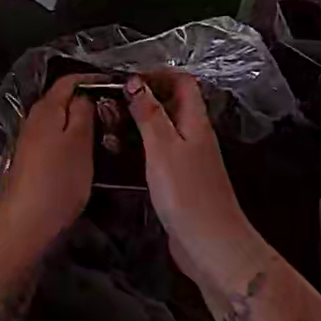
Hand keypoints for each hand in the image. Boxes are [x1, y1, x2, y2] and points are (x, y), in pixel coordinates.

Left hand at [0, 74, 96, 246]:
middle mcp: (35, 118)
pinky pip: (54, 138)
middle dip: (87, 100)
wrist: (25, 225)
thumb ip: (84, 110)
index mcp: (47, 108)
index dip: (92, 79)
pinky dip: (70, 139)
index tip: (114, 86)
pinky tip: (83, 153)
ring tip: (103, 130)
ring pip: (59, 120)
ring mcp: (30, 140)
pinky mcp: (30, 160)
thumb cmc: (58, 179)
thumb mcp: (80, 141)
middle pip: (63, 99)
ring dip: (79, 122)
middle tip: (112, 110)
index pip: (69, 80)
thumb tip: (85, 94)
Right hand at [127, 72, 252, 269]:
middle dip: (142, 99)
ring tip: (110, 127)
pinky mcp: (180, 178)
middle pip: (170, 102)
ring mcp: (188, 156)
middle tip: (112, 105)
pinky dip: (141, 147)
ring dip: (138, 124)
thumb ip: (149, 113)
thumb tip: (135, 81)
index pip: (181, 80)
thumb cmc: (186, 192)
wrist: (210, 245)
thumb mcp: (162, 147)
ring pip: (162, 127)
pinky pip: (159, 151)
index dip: (156, 75)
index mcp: (194, 119)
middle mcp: (194, 132)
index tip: (127, 82)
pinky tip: (120, 155)